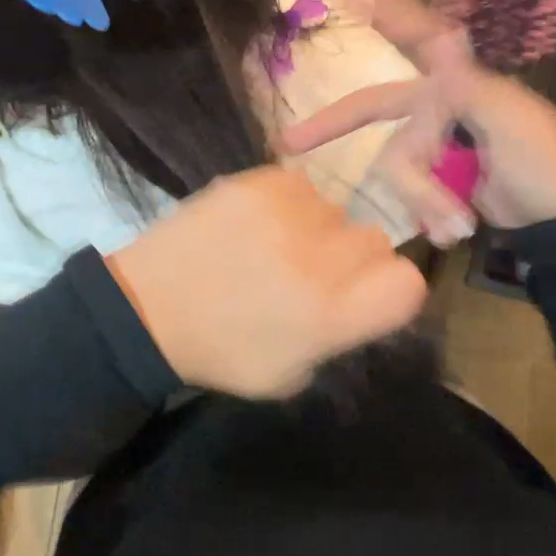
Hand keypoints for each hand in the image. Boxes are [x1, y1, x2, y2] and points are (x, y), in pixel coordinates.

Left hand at [106, 167, 427, 397]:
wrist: (147, 306)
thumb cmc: (221, 351)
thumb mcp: (291, 373)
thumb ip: (341, 335)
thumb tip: (367, 296)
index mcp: (329, 316)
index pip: (408, 283)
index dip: (396, 288)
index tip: (368, 293)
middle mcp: (317, 260)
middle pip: (377, 242)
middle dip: (354, 260)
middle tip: (313, 273)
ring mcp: (286, 215)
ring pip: (339, 210)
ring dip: (320, 230)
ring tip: (276, 247)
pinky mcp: (257, 182)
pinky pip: (304, 185)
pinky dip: (290, 204)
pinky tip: (260, 224)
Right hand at [281, 0, 555, 237]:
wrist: (555, 221)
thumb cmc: (542, 162)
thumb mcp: (512, 119)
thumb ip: (468, 85)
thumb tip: (439, 43)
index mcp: (459, 81)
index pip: (419, 37)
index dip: (385, 13)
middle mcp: (437, 104)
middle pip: (374, 109)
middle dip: (334, 124)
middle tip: (290, 142)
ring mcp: (431, 143)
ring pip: (394, 164)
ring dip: (425, 199)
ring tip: (459, 224)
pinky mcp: (430, 178)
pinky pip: (404, 190)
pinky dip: (427, 212)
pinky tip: (453, 229)